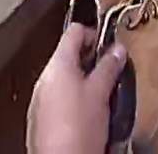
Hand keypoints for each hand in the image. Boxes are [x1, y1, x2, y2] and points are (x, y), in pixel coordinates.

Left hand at [28, 23, 128, 153]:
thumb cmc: (80, 126)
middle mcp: (44, 76)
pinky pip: (57, 101)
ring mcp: (39, 100)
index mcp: (58, 63)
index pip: (74, 31)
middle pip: (69, 56)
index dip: (94, 34)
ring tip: (101, 99)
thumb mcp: (101, 93)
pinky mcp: (38, 122)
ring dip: (82, 84)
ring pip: (64, 80)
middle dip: (91, 63)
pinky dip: (71, 102)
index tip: (110, 49)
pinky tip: (85, 120)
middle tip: (109, 76)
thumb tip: (118, 48)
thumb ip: (109, 67)